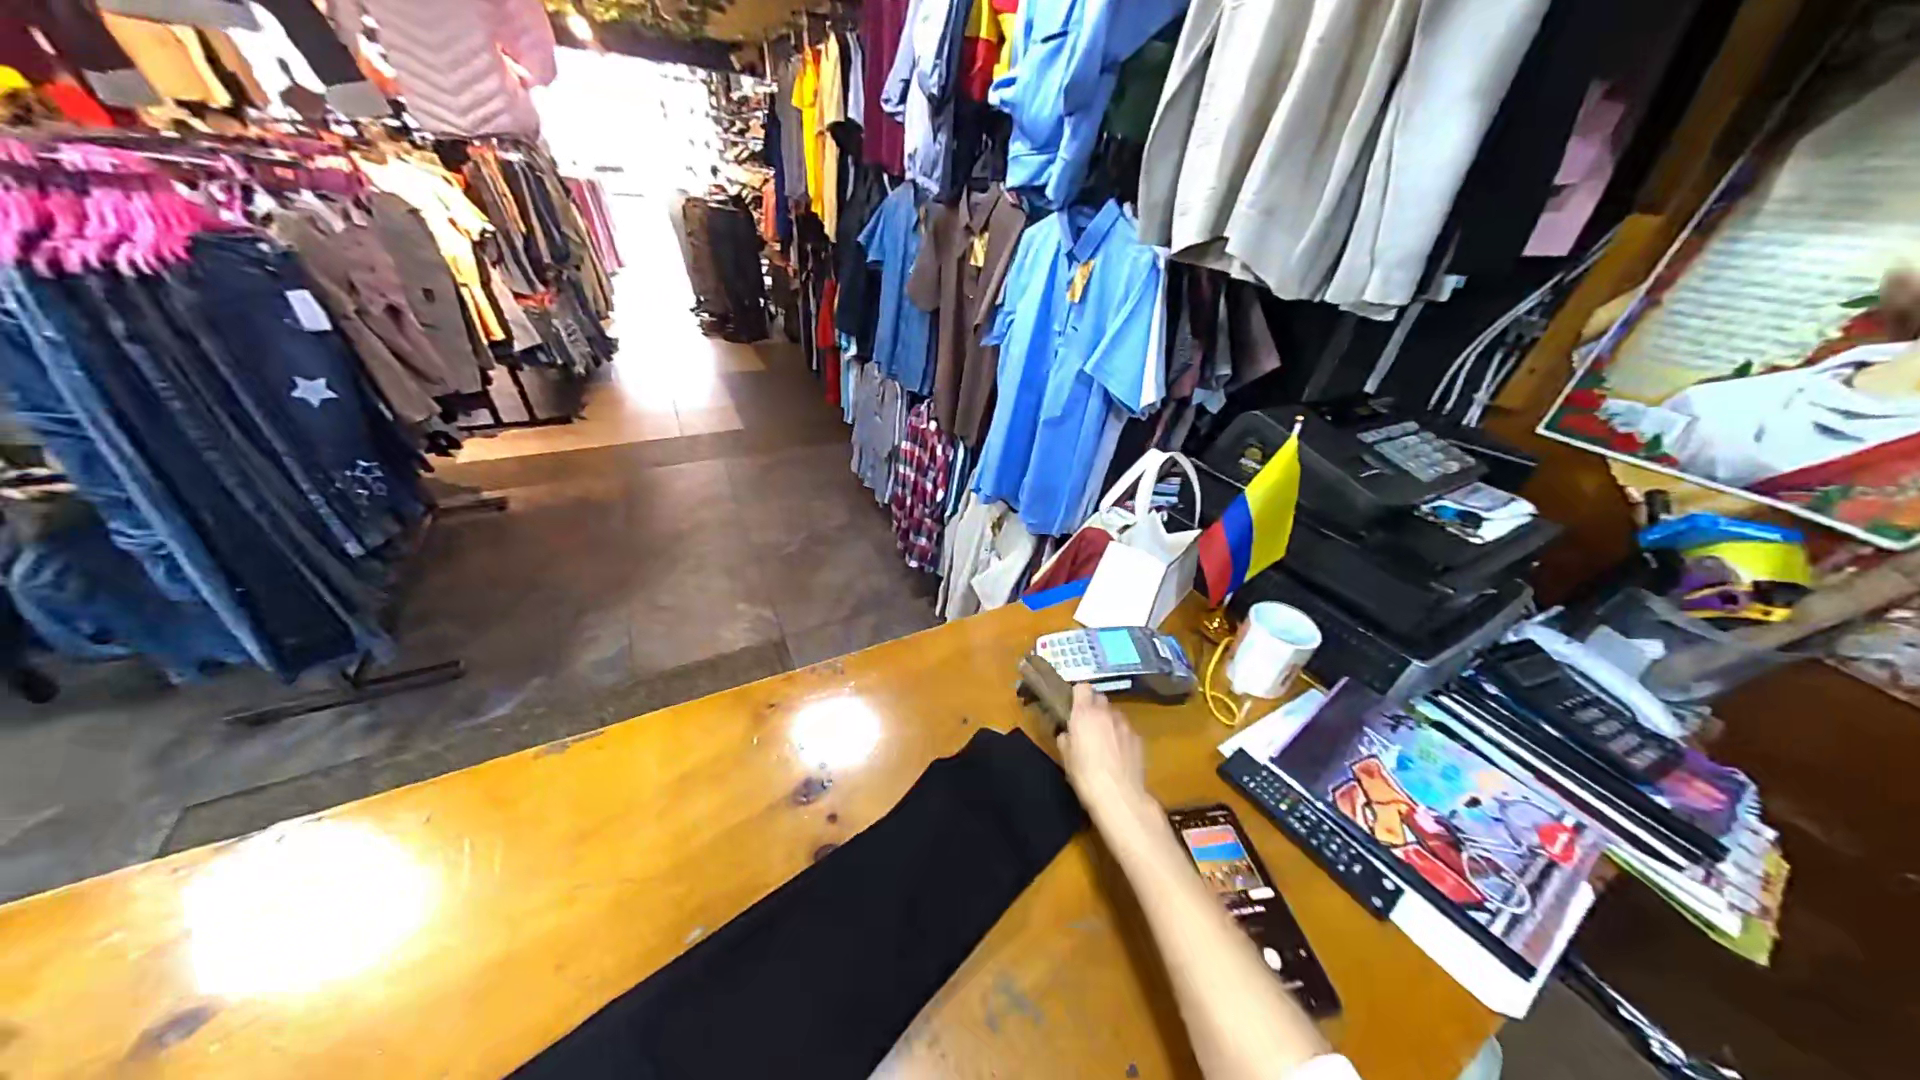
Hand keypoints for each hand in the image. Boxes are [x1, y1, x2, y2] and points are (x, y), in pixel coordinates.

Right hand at [1057, 684, 1149, 813]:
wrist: (1119, 795)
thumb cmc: (1085, 775)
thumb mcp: (1066, 757)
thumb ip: (1066, 738)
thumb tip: (1069, 734)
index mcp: (1084, 713)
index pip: (1082, 687)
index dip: (1078, 695)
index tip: (1074, 707)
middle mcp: (1106, 713)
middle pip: (1100, 698)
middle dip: (1094, 707)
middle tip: (1088, 725)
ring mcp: (1125, 724)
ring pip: (1115, 714)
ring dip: (1108, 721)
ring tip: (1105, 742)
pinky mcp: (1138, 738)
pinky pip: (1126, 729)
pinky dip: (1121, 736)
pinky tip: (1119, 754)